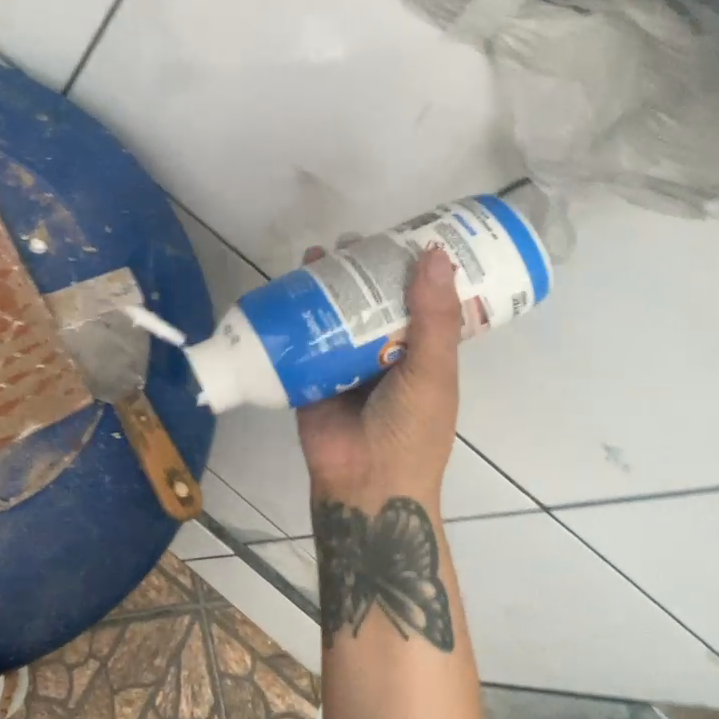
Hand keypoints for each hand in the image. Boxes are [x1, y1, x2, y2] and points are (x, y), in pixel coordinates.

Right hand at [297, 245, 460, 501]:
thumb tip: (433, 254)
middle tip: (347, 242)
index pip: (418, 302)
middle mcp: (382, 354)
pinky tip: (284, 289)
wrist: (364, 481)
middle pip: (370, 304)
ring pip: (334, 316)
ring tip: (315, 256)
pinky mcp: (308, 375)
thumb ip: (434, 317)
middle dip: (359, 272)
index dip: (409, 271)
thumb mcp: (433, 372)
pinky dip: (292, 315)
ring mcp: (342, 364)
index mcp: (421, 354)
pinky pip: (300, 340)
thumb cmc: (412, 430)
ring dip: (324, 287)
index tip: (397, 237)